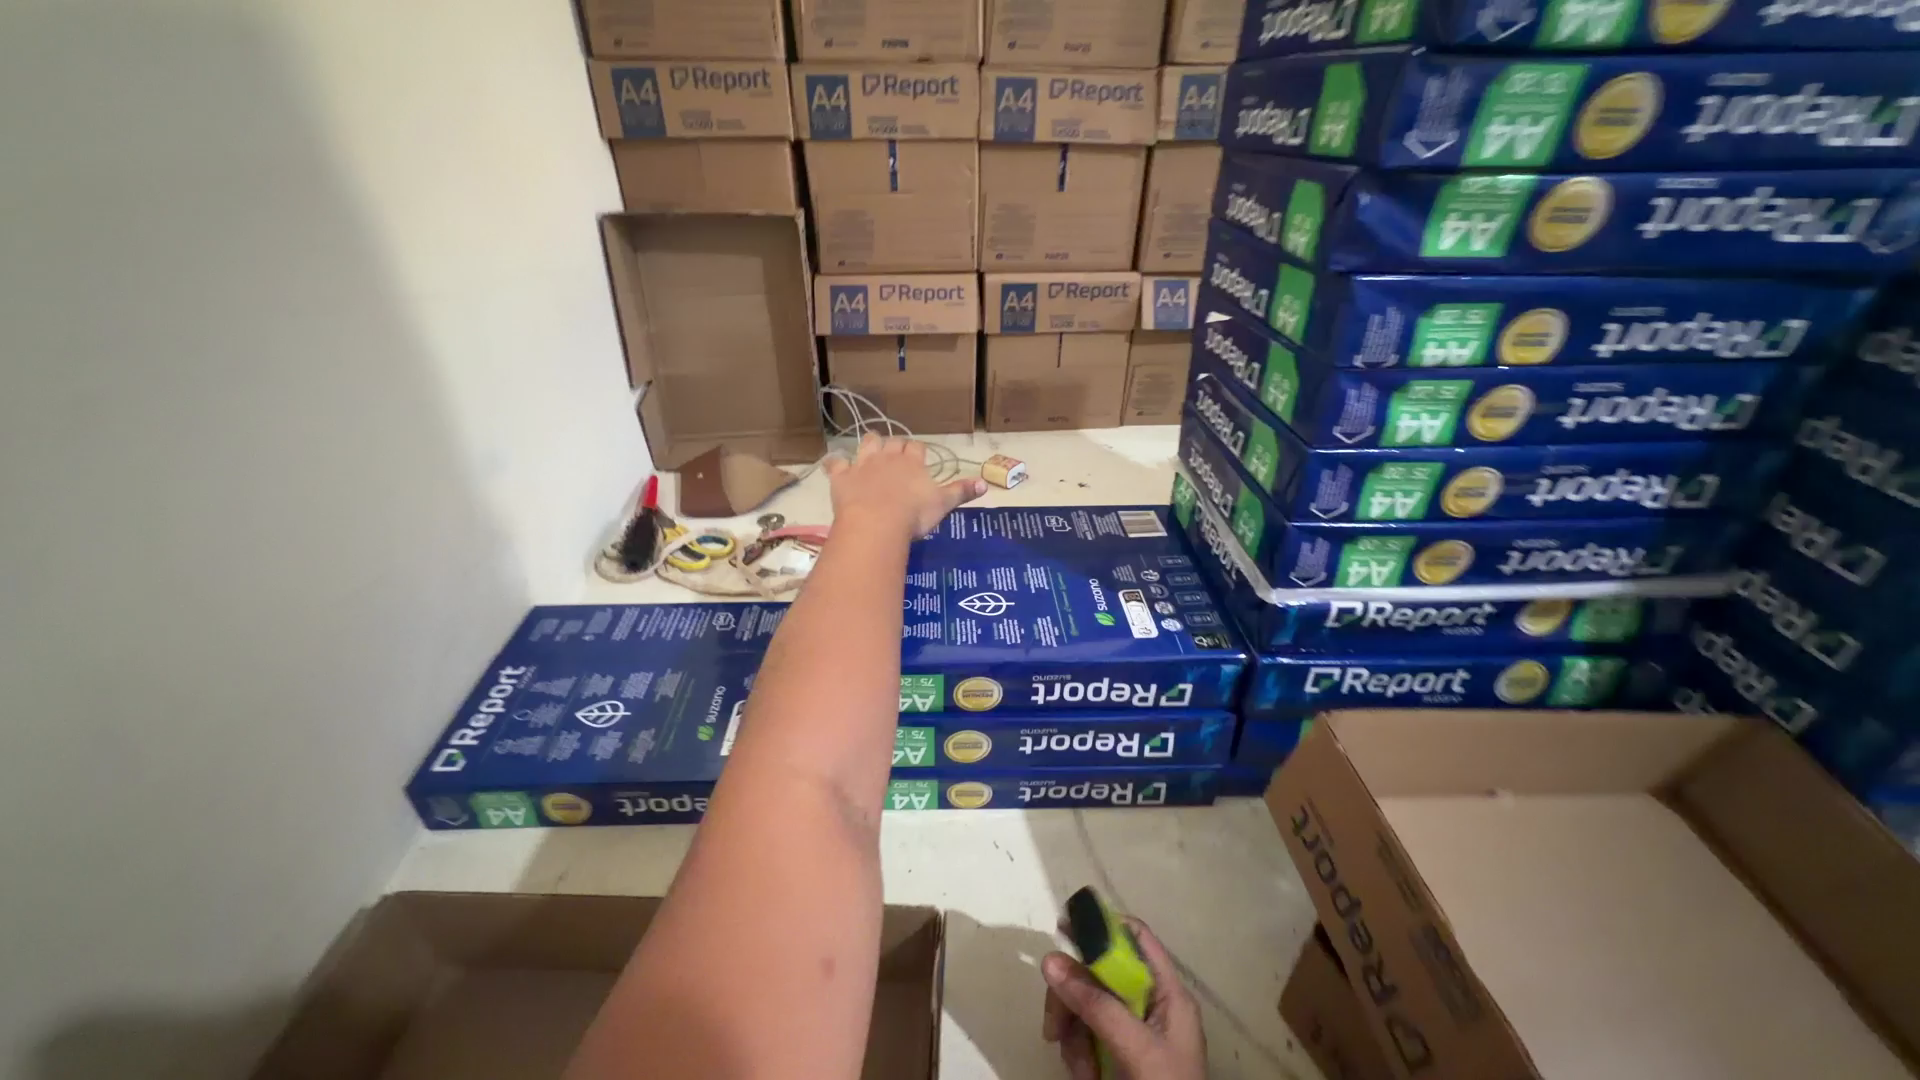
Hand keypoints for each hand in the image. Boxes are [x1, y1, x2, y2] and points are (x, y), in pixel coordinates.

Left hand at [825, 435, 985, 538]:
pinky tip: (835, 466)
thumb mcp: (942, 504)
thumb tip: (986, 484)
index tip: (918, 457)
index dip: (917, 451)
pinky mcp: (842, 476)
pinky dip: (835, 463)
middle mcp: (888, 457)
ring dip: (869, 445)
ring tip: (871, 452)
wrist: (877, 523)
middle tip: (896, 455)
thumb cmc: (913, 515)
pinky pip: (836, 463)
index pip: (917, 447)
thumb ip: (961, 492)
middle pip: (892, 441)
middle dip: (895, 445)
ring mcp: (863, 464)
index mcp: (912, 462)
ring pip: (867, 444)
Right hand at [1041, 917, 1205, 1079]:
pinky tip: (1083, 1076)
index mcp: (1168, 993)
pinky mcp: (1118, 1054)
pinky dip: (1077, 1053)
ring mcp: (1134, 1030)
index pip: (1137, 938)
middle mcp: (1150, 1004)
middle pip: (1100, 973)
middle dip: (1073, 998)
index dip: (1103, 926)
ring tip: (1078, 1070)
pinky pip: (1085, 1035)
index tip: (1064, 928)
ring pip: (1086, 1005)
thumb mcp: (1135, 1049)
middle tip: (1055, 1027)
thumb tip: (1050, 959)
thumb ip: (1096, 1005)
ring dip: (1073, 1033)